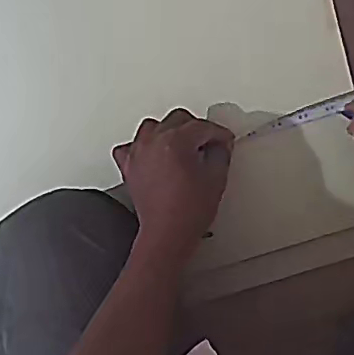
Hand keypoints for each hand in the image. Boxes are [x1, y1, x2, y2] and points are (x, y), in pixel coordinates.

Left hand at [113, 108, 234, 261]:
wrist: (167, 234)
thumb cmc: (187, 212)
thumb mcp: (216, 179)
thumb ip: (220, 154)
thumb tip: (219, 146)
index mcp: (176, 141)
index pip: (202, 126)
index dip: (218, 133)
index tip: (224, 140)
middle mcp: (153, 142)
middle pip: (177, 119)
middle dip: (195, 128)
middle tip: (207, 142)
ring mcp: (138, 154)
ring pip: (153, 127)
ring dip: (169, 131)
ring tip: (182, 145)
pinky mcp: (129, 168)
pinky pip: (130, 147)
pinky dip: (141, 147)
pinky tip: (152, 154)